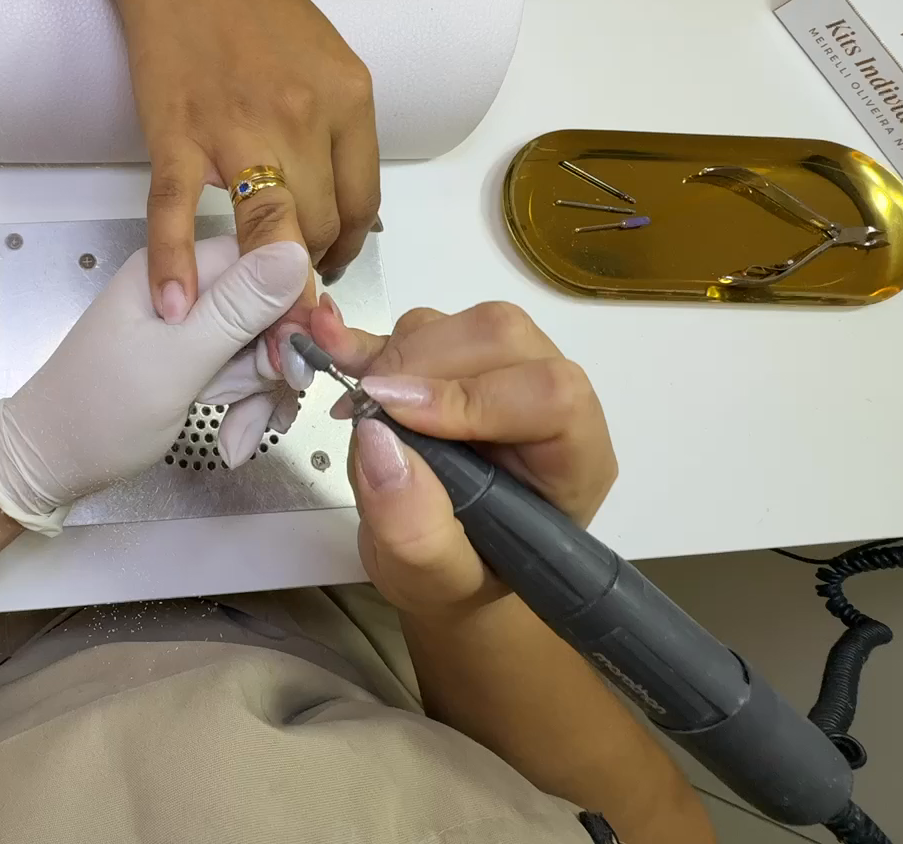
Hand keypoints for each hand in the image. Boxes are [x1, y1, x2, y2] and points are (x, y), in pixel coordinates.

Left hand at [0, 236, 307, 532]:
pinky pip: (237, 372)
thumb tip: (293, 251)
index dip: (288, 305)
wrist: (48, 461)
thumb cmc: (101, 411)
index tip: (296, 357)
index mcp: (170, 270)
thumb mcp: (175, 361)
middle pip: (263, 307)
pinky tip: (234, 439)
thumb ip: (237, 310)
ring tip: (237, 435)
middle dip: (272, 361)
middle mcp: (179, 289)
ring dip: (258, 393)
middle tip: (265, 403)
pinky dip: (243, 406)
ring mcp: (183, 328)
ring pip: (256, 346)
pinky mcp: (186, 361)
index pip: (258, 259)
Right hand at [108, 0, 379, 326]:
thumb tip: (332, 189)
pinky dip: (175, 264)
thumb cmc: (253, 3)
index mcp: (348, 98)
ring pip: (268, 233)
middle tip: (283, 290)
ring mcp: (238, 132)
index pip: (362, 203)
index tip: (324, 267)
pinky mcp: (178, 137)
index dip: (346, 250)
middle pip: (320, 228)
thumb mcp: (323, 56)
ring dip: (262, 284)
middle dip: (306, 271)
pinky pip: (179, 213)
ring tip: (249, 309)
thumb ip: (336, 125)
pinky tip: (174, 305)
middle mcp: (304, 120)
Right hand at [310, 299, 616, 617]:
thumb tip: (377, 439)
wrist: (438, 562)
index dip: (468, 395)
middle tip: (367, 408)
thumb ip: (415, 529)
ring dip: (394, 355)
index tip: (391, 415)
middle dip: (420, 365)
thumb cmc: (453, 578)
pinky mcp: (443, 362)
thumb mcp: (435, 579)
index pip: (549, 393)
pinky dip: (364, 338)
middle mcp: (542, 398)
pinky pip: (411, 328)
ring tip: (358, 406)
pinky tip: (332, 349)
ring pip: (455, 323)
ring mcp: (493, 371)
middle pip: (500, 336)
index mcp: (570, 457)